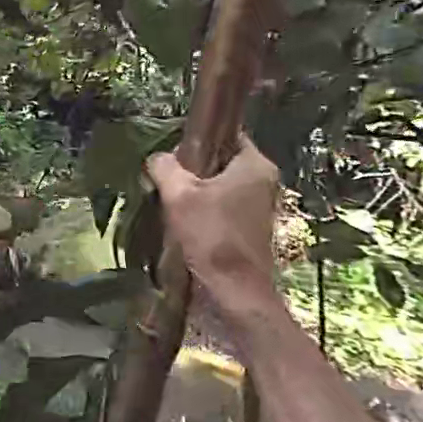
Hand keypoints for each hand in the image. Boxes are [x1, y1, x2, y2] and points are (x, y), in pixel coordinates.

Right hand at [147, 138, 280, 297]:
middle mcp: (264, 180)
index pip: (226, 133)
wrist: (234, 288)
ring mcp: (259, 204)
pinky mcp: (250, 224)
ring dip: (196, 190)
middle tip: (168, 179)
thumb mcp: (178, 194)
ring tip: (173, 201)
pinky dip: (204, 208)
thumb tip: (158, 159)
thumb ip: (165, 167)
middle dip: (192, 168)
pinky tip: (185, 220)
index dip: (197, 138)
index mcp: (255, 164)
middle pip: (220, 159)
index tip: (175, 154)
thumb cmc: (211, 234)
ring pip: (219, 183)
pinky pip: (222, 204)